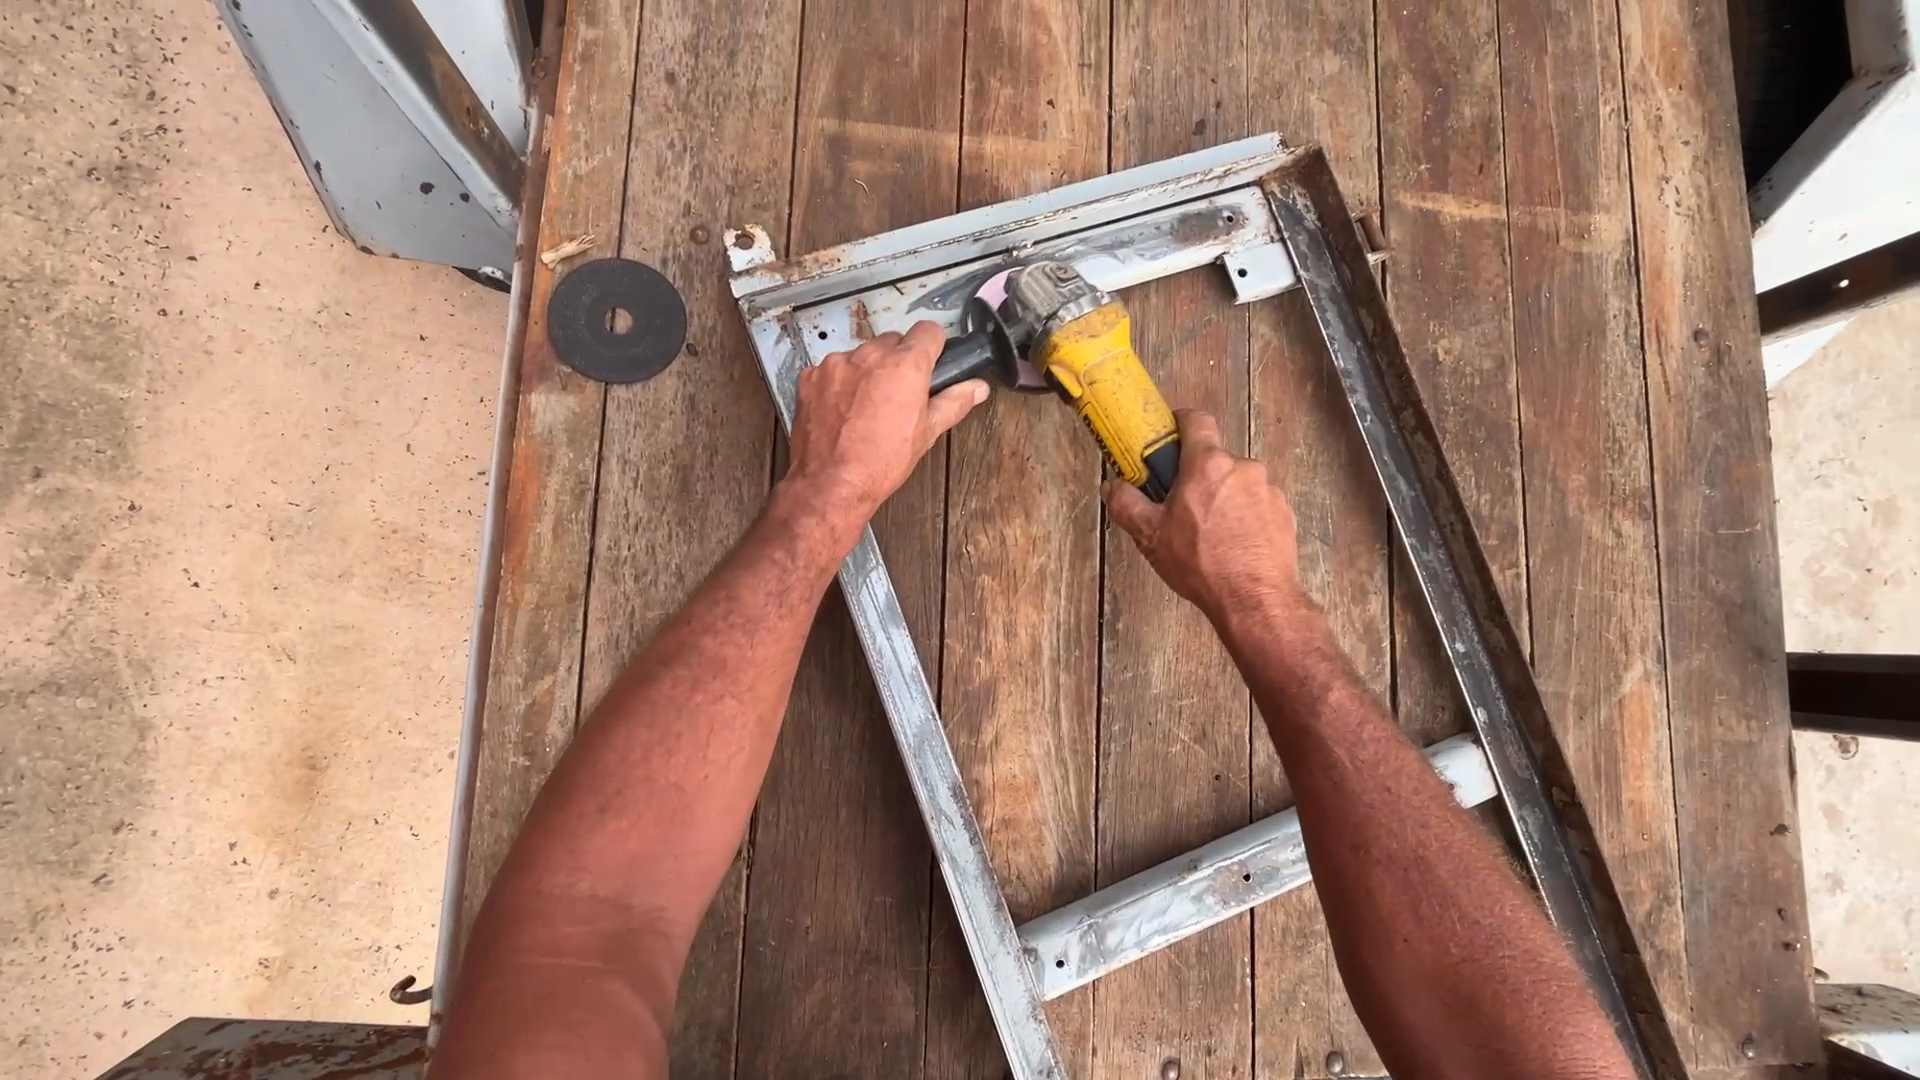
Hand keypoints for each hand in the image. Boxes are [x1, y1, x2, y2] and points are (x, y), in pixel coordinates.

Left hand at [785, 321, 988, 521]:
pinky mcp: (811, 377)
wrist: (832, 484)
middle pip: (893, 342)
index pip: (928, 331)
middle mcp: (870, 356)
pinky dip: (838, 384)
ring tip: (867, 409)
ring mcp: (836, 364)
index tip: (930, 362)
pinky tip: (843, 412)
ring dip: (867, 372)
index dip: (932, 346)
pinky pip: (832, 370)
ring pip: (861, 355)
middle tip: (899, 395)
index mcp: (905, 366)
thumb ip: (954, 402)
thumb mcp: (926, 433)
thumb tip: (976, 388)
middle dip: (898, 362)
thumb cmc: (879, 463)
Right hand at [1104, 409, 1307, 622]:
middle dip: (1196, 477)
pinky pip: (1256, 505)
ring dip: (1221, 499)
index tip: (1169, 436)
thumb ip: (1125, 504)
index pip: (1195, 420)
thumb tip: (1112, 487)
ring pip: (1236, 484)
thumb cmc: (1202, 565)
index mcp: (1208, 465)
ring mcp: (1268, 491)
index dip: (1180, 423)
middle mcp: (1243, 469)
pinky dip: (1243, 518)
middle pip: (1214, 459)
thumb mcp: (1150, 535)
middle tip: (1179, 507)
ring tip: (1207, 535)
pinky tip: (1231, 546)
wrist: (1254, 601)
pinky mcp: (1284, 514)